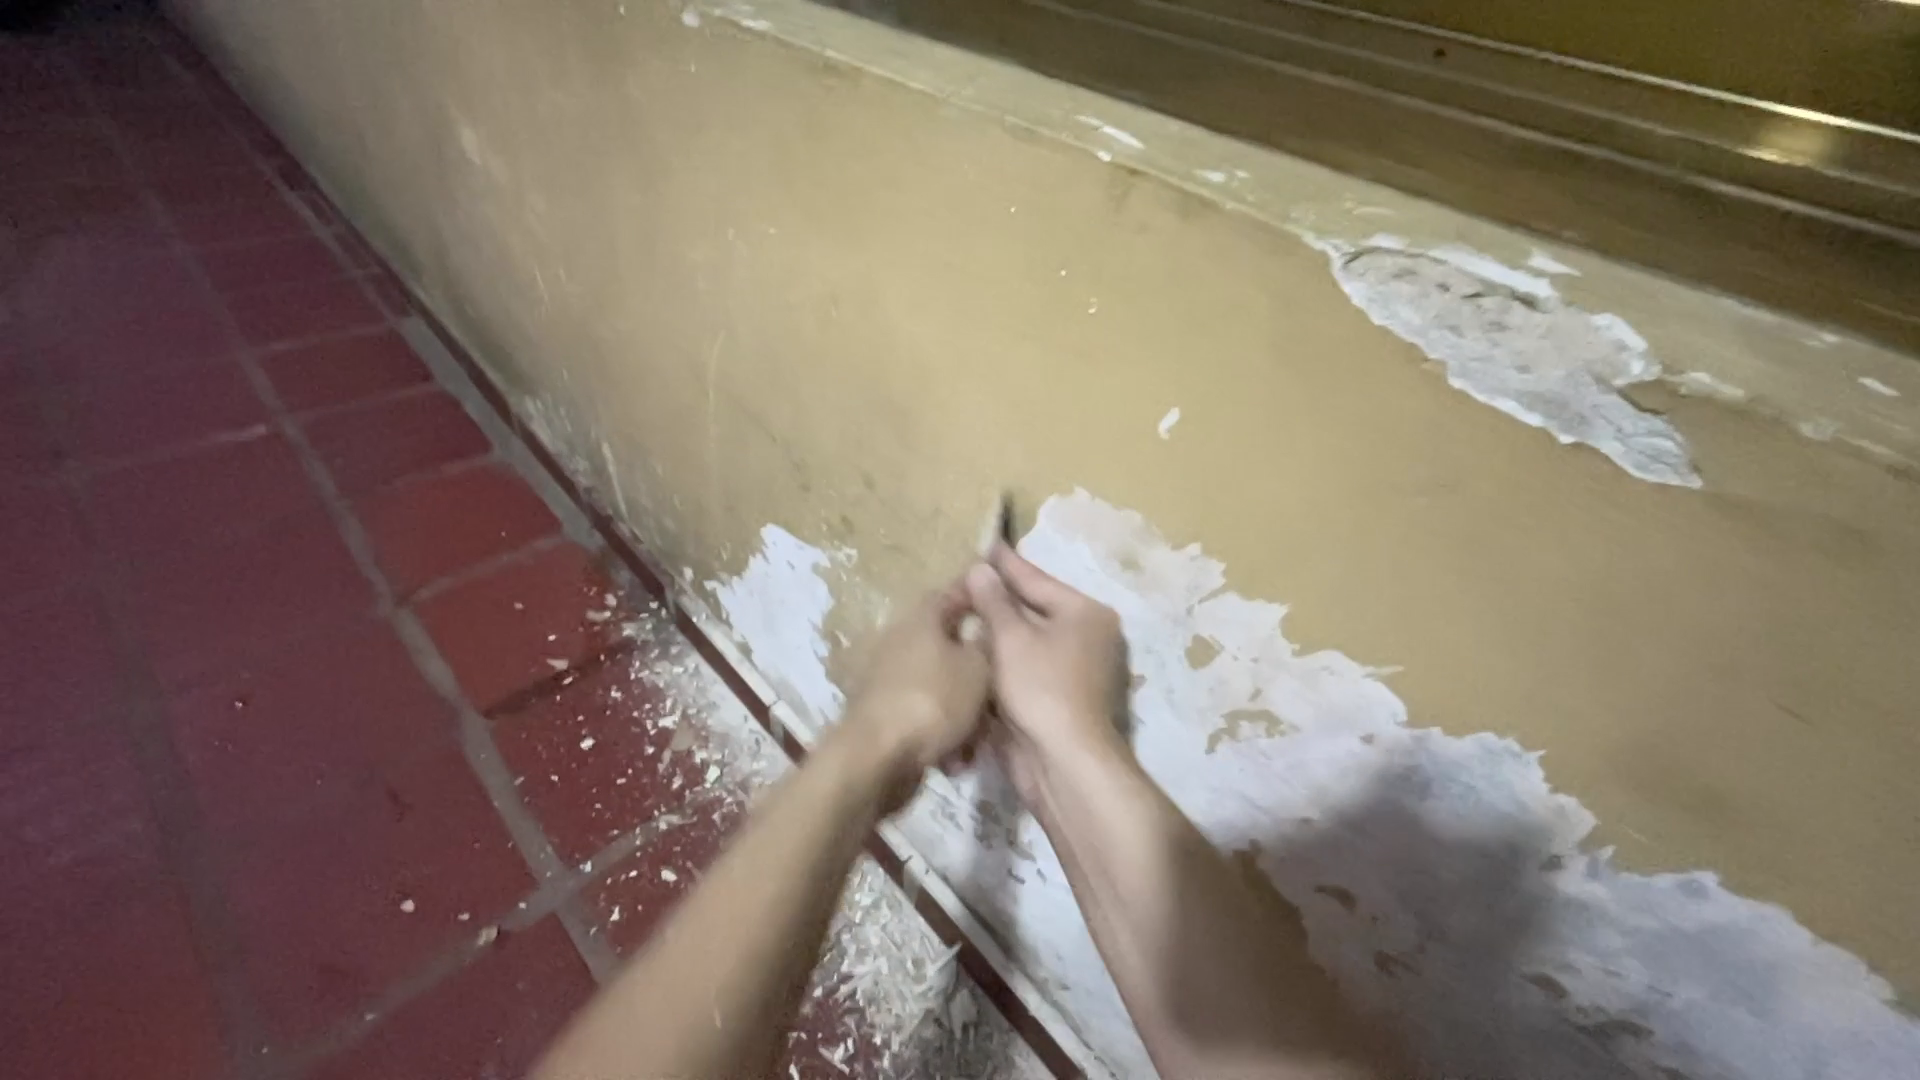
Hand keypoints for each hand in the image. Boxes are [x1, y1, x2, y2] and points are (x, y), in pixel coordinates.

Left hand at [835, 575, 990, 810]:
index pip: (953, 594)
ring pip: (940, 686)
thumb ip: (988, 642)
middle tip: (1003, 686)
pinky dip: (942, 733)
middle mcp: (901, 643)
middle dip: (977, 669)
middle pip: (948, 646)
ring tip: (981, 737)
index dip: (978, 596)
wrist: (877, 757)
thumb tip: (990, 624)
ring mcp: (889, 680)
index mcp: (921, 620)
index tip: (1004, 604)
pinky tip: (955, 759)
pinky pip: (925, 716)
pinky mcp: (885, 716)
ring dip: (964, 710)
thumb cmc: (934, 700)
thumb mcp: (977, 667)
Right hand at [965, 544, 1131, 799]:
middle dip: (1000, 596)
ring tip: (965, 607)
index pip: (1037, 579)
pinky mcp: (1061, 696)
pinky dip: (1004, 657)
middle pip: (1035, 608)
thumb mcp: (1011, 638)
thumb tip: (981, 569)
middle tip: (968, 575)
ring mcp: (1076, 669)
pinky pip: (1027, 665)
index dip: (1006, 563)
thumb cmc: (1041, 688)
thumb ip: (994, 601)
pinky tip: (975, 648)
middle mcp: (1088, 636)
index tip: (986, 543)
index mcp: (1085, 613)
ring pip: (1029, 639)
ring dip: (999, 628)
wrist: (1064, 762)